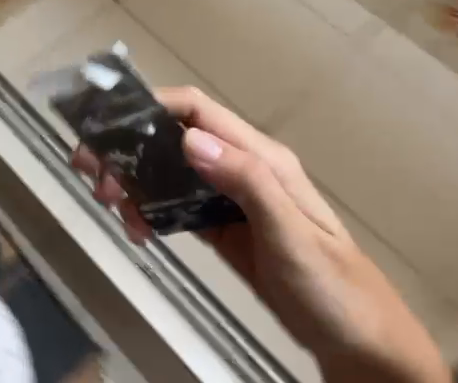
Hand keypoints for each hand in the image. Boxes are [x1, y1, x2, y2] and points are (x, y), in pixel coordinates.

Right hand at [73, 87, 448, 382]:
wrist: (366, 352)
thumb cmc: (336, 290)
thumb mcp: (292, 236)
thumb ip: (246, 182)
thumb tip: (188, 138)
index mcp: (260, 158)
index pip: (195, 109)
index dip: (150, 105)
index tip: (108, 122)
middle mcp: (240, 167)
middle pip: (172, 137)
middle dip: (127, 148)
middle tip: (91, 172)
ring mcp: (229, 197)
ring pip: (167, 171)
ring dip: (132, 181)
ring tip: (110, 206)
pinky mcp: (220, 227)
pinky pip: (173, 205)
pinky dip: (147, 209)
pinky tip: (136, 228)